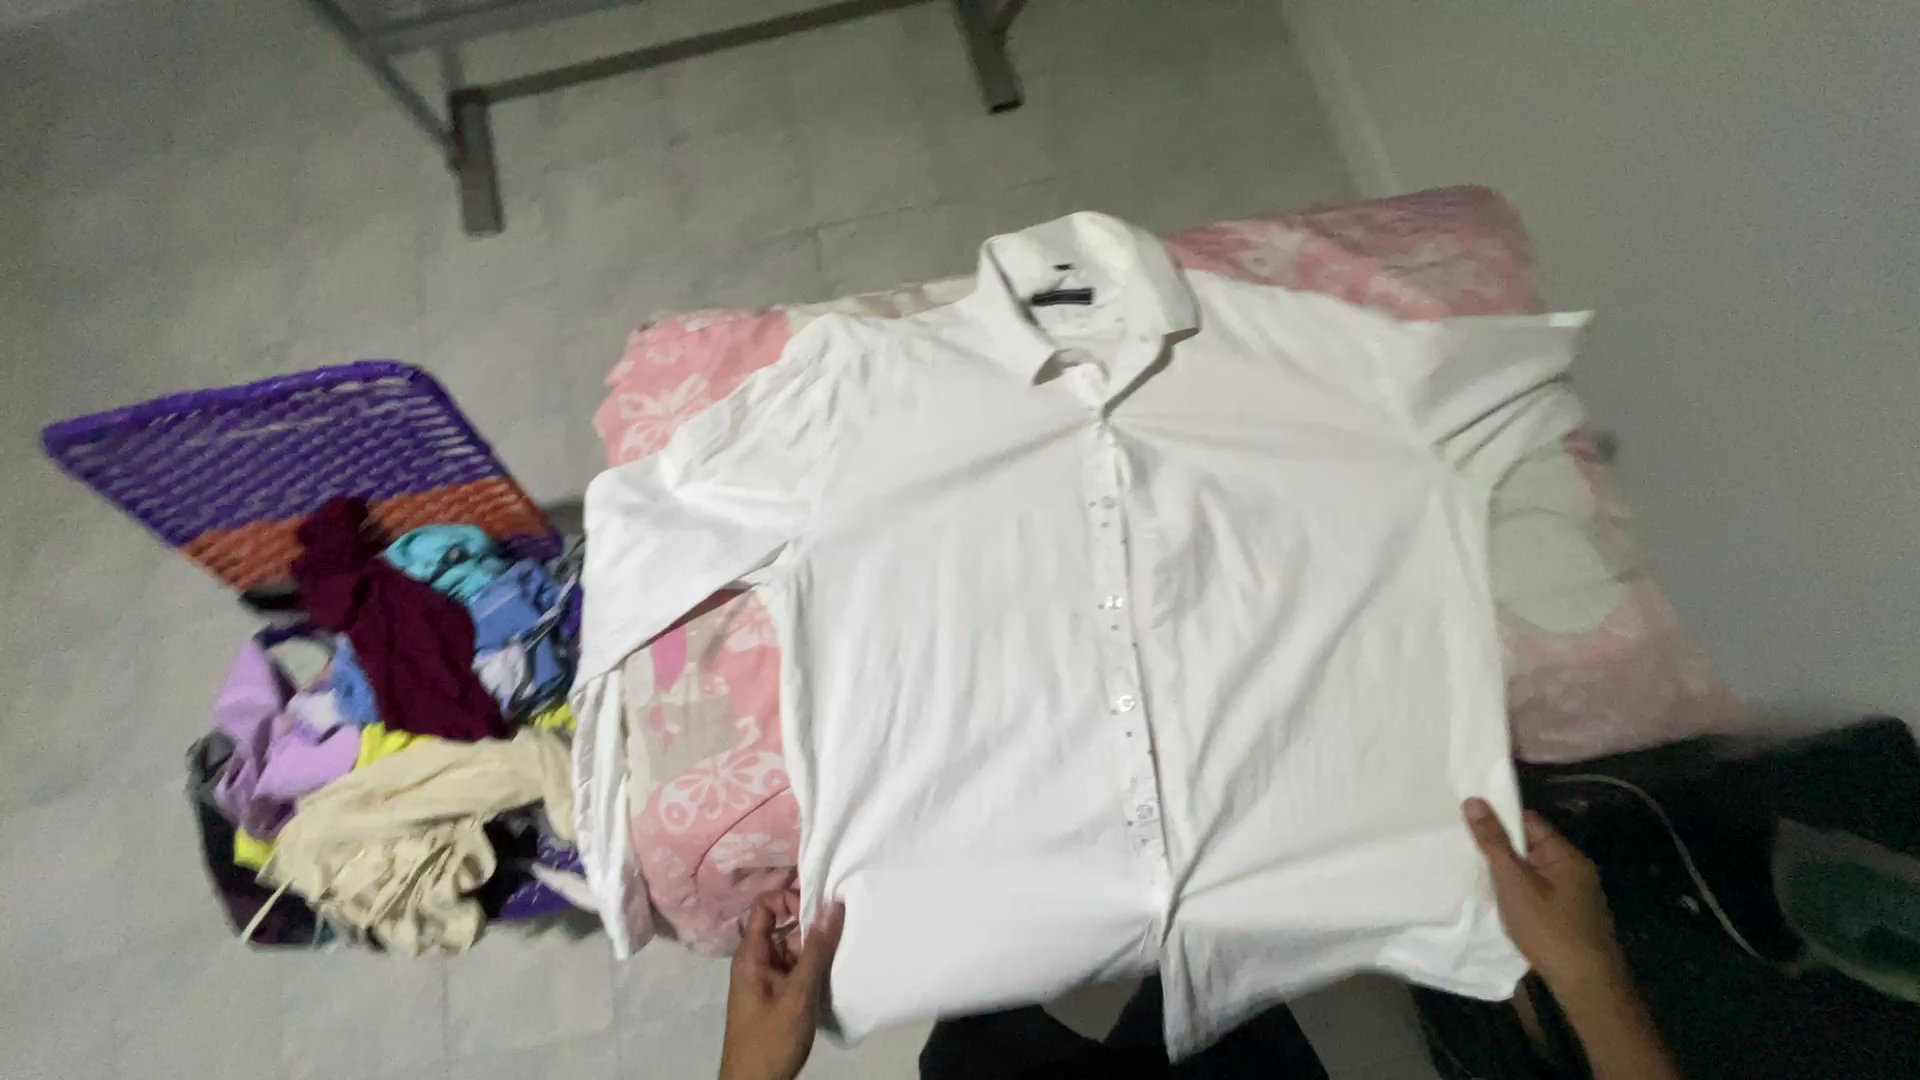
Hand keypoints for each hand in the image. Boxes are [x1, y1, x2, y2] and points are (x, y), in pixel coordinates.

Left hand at [718, 889, 845, 1079]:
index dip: (789, 899)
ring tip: (842, 950)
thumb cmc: (771, 1040)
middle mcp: (757, 960)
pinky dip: (813, 966)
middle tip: (839, 929)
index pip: (765, 905)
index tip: (817, 911)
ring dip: (816, 947)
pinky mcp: (777, 995)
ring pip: (793, 947)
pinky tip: (833, 972)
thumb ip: (817, 949)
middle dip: (810, 924)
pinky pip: (796, 967)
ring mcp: (767, 978)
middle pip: (783, 924)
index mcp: (751, 954)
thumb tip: (834, 904)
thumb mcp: (798, 993)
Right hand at [1463, 797, 1627, 992]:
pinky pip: (1537, 888)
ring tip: (1475, 869)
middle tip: (1463, 845)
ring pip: (1531, 868)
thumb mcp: (1514, 881)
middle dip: (1498, 845)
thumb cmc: (1549, 928)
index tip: (1465, 820)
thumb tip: (1475, 801)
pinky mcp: (1570, 914)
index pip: (1527, 821)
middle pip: (1529, 843)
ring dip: (1507, 869)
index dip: (1497, 818)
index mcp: (1566, 856)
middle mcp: (1574, 869)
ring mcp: (1575, 894)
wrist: (1587, 987)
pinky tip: (1499, 897)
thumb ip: (1494, 841)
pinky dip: (1517, 888)